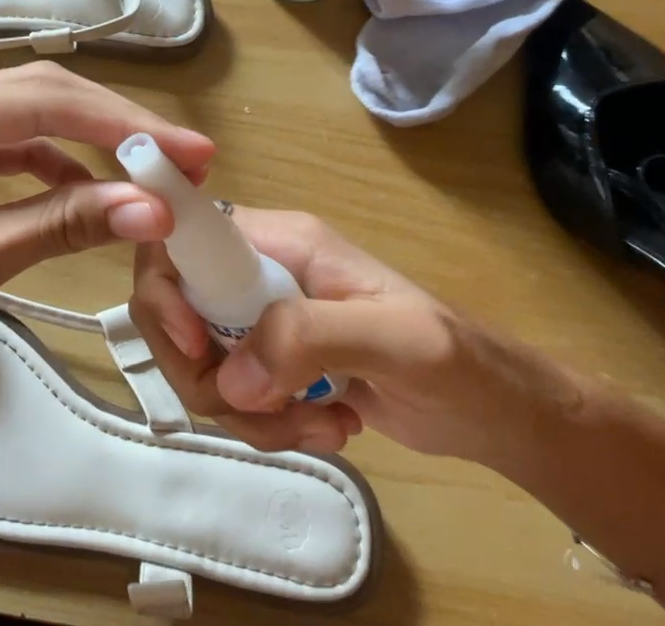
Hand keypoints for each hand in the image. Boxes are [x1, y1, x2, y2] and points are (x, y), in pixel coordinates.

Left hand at [0, 64, 214, 422]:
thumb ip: (59, 226)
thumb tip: (153, 210)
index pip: (35, 102)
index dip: (118, 123)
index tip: (187, 152)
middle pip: (40, 96)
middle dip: (116, 126)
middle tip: (188, 161)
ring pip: (35, 117)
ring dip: (96, 143)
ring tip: (158, 175)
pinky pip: (19, 148)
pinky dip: (64, 167)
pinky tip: (99, 192)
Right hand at [128, 208, 583, 465]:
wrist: (499, 413)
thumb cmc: (459, 361)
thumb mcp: (395, 339)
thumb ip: (307, 339)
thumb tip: (229, 380)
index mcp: (278, 241)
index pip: (178, 238)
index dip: (165, 289)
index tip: (198, 348)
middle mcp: (254, 273)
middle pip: (172, 310)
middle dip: (203, 372)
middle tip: (259, 406)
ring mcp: (256, 320)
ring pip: (195, 363)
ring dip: (244, 411)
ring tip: (314, 424)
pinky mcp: (265, 363)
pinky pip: (225, 394)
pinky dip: (260, 423)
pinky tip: (321, 426)